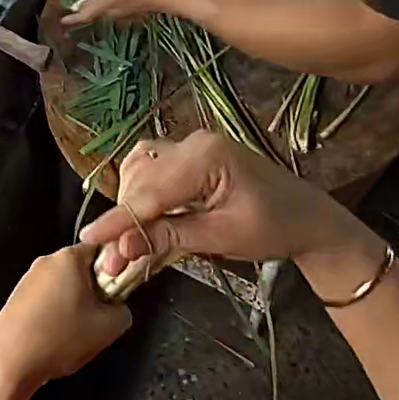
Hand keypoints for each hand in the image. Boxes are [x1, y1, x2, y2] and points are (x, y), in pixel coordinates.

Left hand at [0, 244, 132, 388]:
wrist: (10, 362)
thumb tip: (118, 308)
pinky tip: (55, 336)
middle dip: (94, 291)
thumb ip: (124, 310)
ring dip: (75, 304)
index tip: (117, 294)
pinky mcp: (17, 296)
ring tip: (75, 333)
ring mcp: (28, 278)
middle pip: (82, 269)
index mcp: (68, 257)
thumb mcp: (109, 327)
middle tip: (100, 318)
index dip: (116, 270)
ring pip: (64, 285)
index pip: (102, 249)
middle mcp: (46, 260)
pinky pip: (46, 298)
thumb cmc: (60, 338)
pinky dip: (55, 313)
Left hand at [60, 0, 168, 26]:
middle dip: (85, 9)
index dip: (72, 19)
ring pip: (105, 11)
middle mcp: (110, 13)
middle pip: (94, 13)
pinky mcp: (134, 12)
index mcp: (101, 5)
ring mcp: (123, 14)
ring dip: (98, 5)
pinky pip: (116, 8)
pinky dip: (111, 2)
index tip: (62, 22)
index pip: (83, 15)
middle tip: (77, 5)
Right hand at [79, 131, 384, 286]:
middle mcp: (192, 142)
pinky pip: (150, 166)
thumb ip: (168, 237)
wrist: (307, 217)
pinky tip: (142, 213)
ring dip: (130, 202)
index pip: (150, 191)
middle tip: (114, 257)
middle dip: (124, 218)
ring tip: (129, 238)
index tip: (91, 241)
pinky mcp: (188, 154)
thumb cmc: (274, 228)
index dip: (119, 219)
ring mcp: (189, 144)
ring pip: (139, 169)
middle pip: (139, 179)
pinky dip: (140, 190)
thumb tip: (121, 249)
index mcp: (206, 156)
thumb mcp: (221, 238)